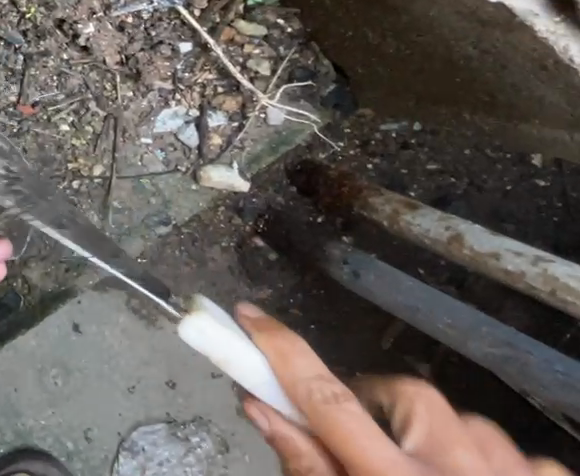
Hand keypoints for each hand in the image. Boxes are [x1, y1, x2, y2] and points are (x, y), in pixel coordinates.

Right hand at [236, 303, 572, 475]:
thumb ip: (306, 466)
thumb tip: (257, 404)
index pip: (324, 398)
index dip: (281, 349)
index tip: (250, 315)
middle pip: (408, 396)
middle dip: (378, 402)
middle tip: (363, 433)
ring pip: (470, 424)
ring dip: (438, 436)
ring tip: (426, 472)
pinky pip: (525, 459)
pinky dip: (495, 465)